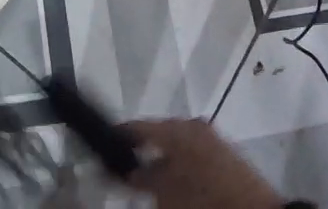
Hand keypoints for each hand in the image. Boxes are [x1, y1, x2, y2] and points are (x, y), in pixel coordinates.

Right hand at [122, 119, 283, 208]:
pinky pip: (192, 157)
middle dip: (142, 154)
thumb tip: (131, 171)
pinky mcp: (224, 155)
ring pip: (177, 148)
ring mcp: (211, 139)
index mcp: (176, 129)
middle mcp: (193, 126)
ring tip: (150, 185)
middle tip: (126, 172)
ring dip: (162, 165)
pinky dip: (181, 169)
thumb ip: (144, 179)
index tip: (103, 146)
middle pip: (158, 136)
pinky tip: (175, 187)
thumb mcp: (166, 193)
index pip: (137, 126)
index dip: (118, 136)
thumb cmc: (204, 201)